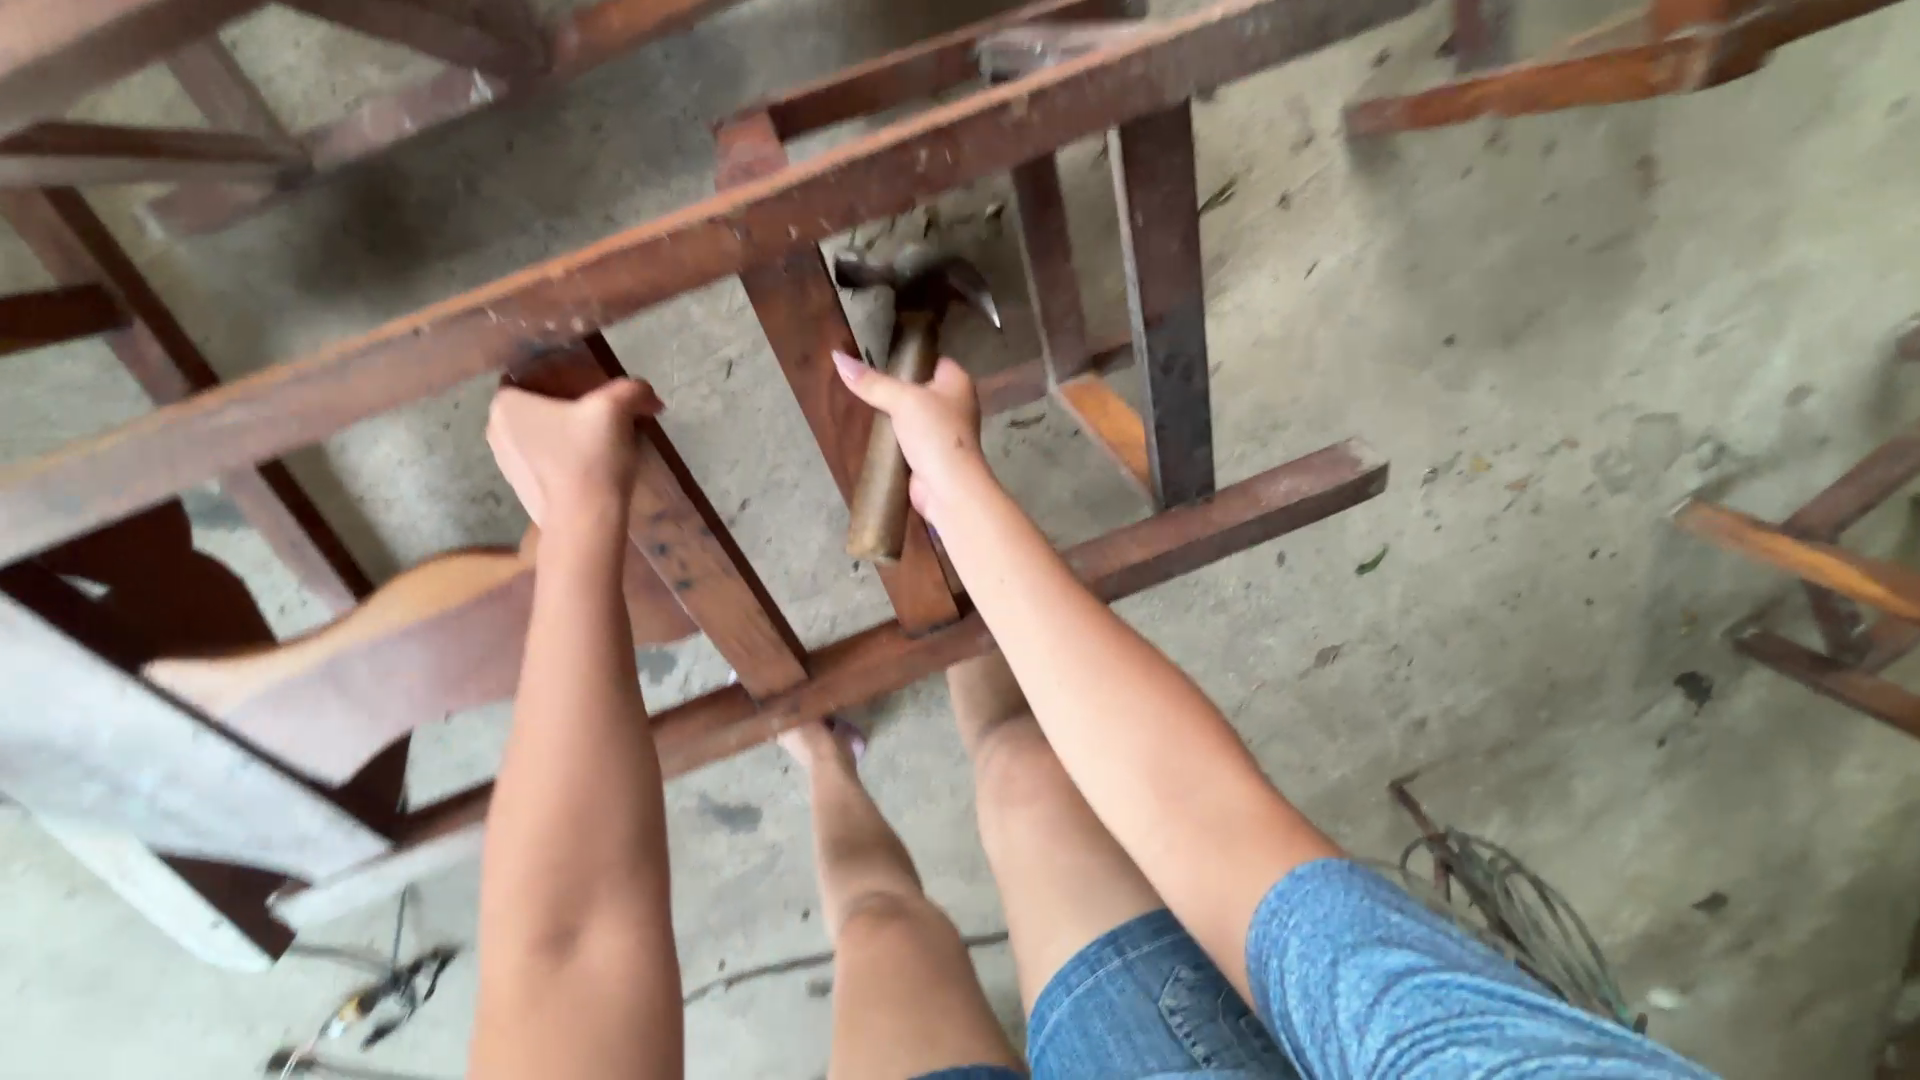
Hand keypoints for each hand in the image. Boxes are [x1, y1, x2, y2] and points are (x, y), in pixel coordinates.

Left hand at [487, 378, 662, 532]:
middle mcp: (496, 429)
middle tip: (604, 413)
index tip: (593, 387)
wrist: (585, 519)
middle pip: (539, 405)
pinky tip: (592, 466)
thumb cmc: (590, 456)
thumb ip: (633, 390)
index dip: (565, 376)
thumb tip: (650, 397)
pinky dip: (565, 457)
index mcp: (506, 402)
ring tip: (602, 441)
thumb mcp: (616, 409)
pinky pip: (545, 460)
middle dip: (570, 406)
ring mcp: (505, 462)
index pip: (534, 375)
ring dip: (568, 432)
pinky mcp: (522, 488)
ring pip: (541, 433)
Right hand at [832, 350, 989, 525]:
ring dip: (889, 414)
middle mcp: (954, 404)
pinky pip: (905, 437)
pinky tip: (869, 430)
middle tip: (862, 380)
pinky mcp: (929, 453)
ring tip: (858, 401)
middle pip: (918, 387)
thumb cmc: (934, 434)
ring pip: (909, 414)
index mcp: (957, 382)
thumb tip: (837, 357)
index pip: (932, 359)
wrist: (947, 488)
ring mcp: (942, 431)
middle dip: (893, 387)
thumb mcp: (902, 400)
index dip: (908, 358)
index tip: (878, 356)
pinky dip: (890, 436)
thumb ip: (871, 382)